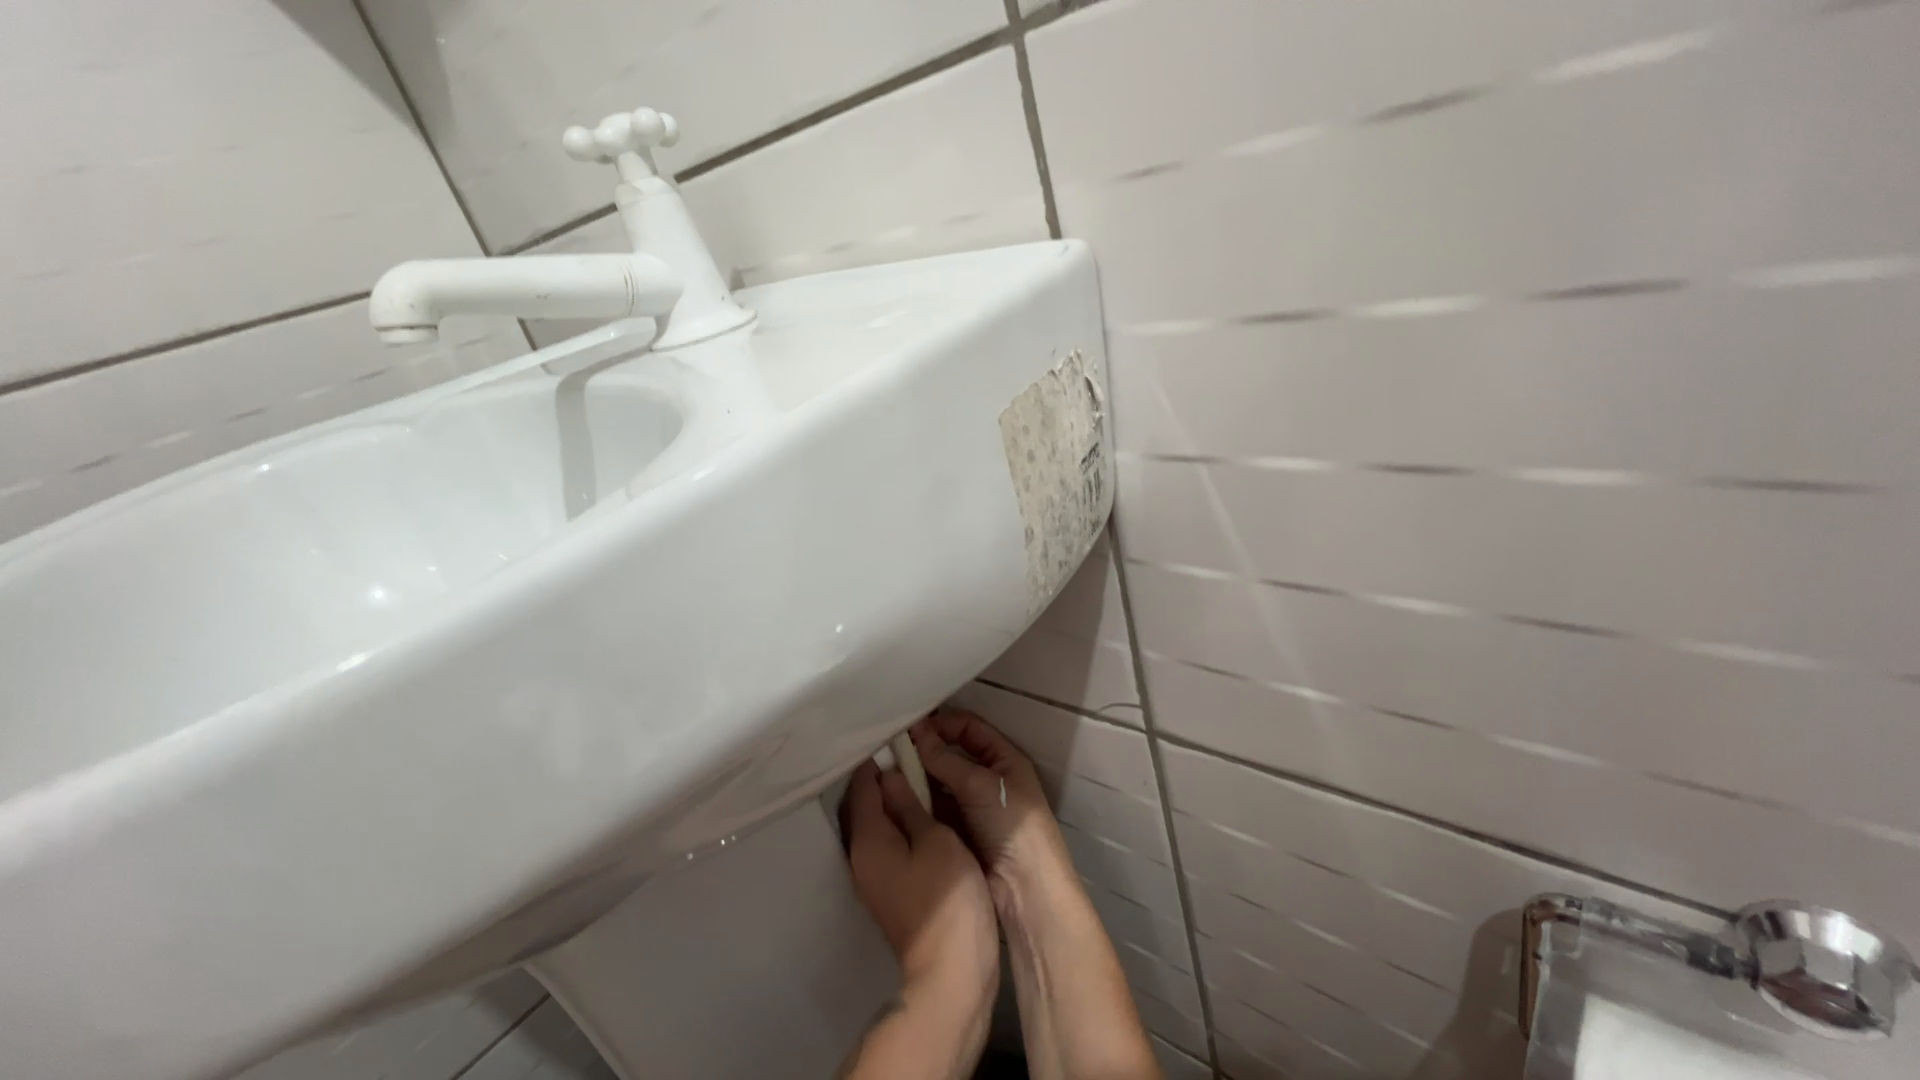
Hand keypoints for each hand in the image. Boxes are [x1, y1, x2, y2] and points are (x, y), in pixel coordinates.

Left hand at [841, 760, 998, 992]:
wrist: (952, 970)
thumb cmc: (948, 898)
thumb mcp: (936, 841)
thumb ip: (911, 806)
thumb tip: (891, 775)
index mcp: (867, 840)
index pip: (863, 787)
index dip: (879, 759)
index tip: (901, 738)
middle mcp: (860, 857)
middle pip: (865, 807)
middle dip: (885, 780)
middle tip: (915, 755)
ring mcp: (873, 878)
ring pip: (878, 827)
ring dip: (895, 803)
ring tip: (923, 780)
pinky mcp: (890, 892)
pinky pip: (888, 845)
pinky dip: (901, 826)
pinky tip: (925, 817)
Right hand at [908, 710, 1073, 911]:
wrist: (1023, 888)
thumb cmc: (1010, 825)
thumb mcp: (980, 785)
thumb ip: (945, 759)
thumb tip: (916, 732)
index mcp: (1004, 760)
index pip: (969, 729)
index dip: (942, 725)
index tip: (911, 728)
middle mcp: (988, 779)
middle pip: (951, 756)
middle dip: (924, 751)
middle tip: (888, 750)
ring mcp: (971, 807)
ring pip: (938, 783)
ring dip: (916, 778)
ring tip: (883, 773)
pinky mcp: (957, 832)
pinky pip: (932, 809)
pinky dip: (915, 803)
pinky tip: (892, 799)